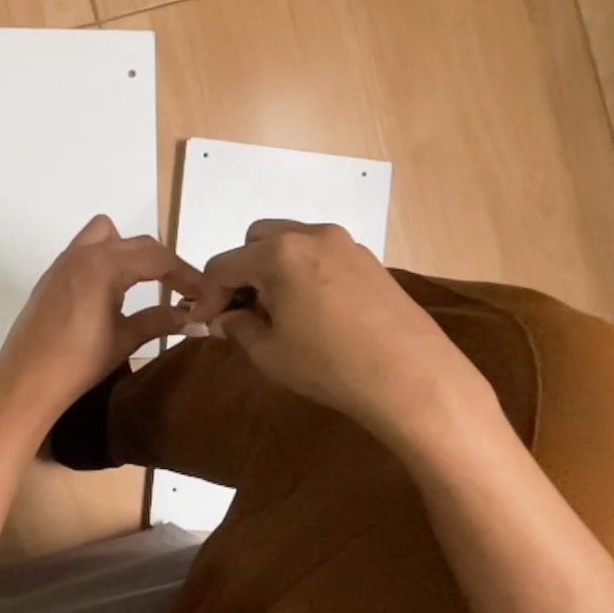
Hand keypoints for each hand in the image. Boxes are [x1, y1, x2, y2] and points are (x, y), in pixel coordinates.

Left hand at [0, 215, 209, 431]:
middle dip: (163, 263)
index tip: (205, 295)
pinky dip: (106, 261)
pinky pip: (85, 252)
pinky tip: (113, 293)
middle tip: (182, 292)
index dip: (186, 275)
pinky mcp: (50, 277)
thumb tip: (196, 319)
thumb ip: (160, 321)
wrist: (25, 381)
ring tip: (144, 284)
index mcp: (104, 265)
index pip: (158, 258)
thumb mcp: (124, 340)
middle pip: (137, 244)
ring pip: (106, 236)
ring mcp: (62, 263)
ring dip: (131, 252)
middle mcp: (83, 253)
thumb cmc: (77, 363)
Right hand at [204, 220, 490, 441]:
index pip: (223, 265)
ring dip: (271, 270)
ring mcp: (345, 244)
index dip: (206, 296)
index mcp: (279, 253)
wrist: (411, 377)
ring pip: (290, 244)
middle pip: (256, 240)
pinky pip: (320, 256)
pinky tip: (310, 313)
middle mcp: (311, 236)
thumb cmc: (328, 365)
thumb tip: (224, 318)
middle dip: (240, 273)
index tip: (203, 323)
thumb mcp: (268, 352)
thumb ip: (237, 327)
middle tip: (242, 311)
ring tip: (276, 313)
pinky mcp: (369, 261)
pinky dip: (302, 274)